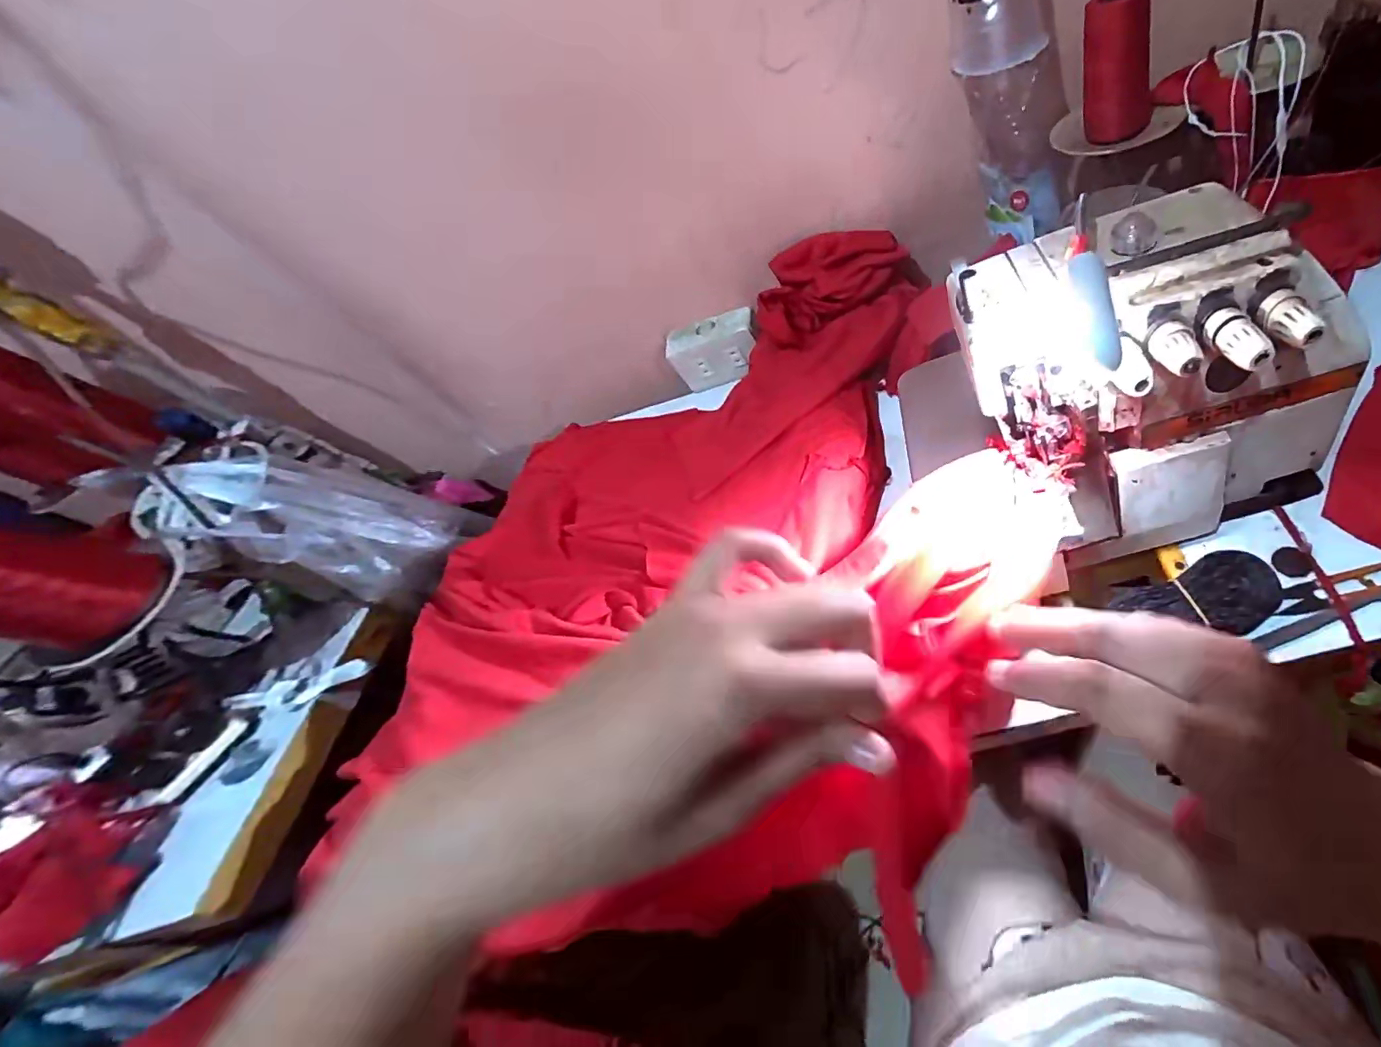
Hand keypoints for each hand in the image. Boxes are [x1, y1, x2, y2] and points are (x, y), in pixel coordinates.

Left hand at [336, 529, 894, 934]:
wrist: (497, 808)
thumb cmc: (609, 830)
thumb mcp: (720, 810)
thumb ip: (804, 760)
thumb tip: (883, 749)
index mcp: (744, 685)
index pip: (851, 678)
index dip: (875, 709)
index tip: (871, 741)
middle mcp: (731, 626)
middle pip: (842, 609)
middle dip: (866, 653)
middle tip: (855, 706)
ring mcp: (698, 606)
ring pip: (803, 582)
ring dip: (832, 615)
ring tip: (826, 662)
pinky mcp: (673, 605)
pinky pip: (732, 549)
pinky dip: (772, 554)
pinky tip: (786, 581)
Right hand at [988, 606, 1380, 941]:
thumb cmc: (1288, 875)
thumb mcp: (1196, 884)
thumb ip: (1111, 827)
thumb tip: (1033, 777)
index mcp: (1215, 750)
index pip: (1107, 693)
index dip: (1044, 677)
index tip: (993, 672)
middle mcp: (1227, 690)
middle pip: (1122, 640)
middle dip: (1052, 629)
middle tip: (996, 624)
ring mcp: (1243, 662)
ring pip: (1142, 624)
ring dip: (1080, 620)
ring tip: (1028, 622)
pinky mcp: (1248, 653)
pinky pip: (1168, 626)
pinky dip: (1118, 624)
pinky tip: (1087, 629)